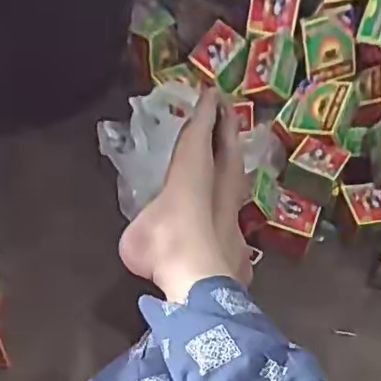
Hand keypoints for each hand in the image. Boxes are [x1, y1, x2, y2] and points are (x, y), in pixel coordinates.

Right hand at [117, 87, 252, 301]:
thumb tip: (150, 241)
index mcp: (191, 174)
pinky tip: (227, 235)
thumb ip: (147, 230)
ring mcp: (235, 227)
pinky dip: (230, 228)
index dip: (204, 116)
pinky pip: (236, 234)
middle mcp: (219, 195)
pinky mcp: (242, 256)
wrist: (197, 283)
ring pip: (237, 193)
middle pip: (229, 156)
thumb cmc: (163, 247)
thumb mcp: (138, 236)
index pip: (199, 137)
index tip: (211, 97)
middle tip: (228, 114)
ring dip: (233, 179)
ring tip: (228, 169)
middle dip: (227, 133)